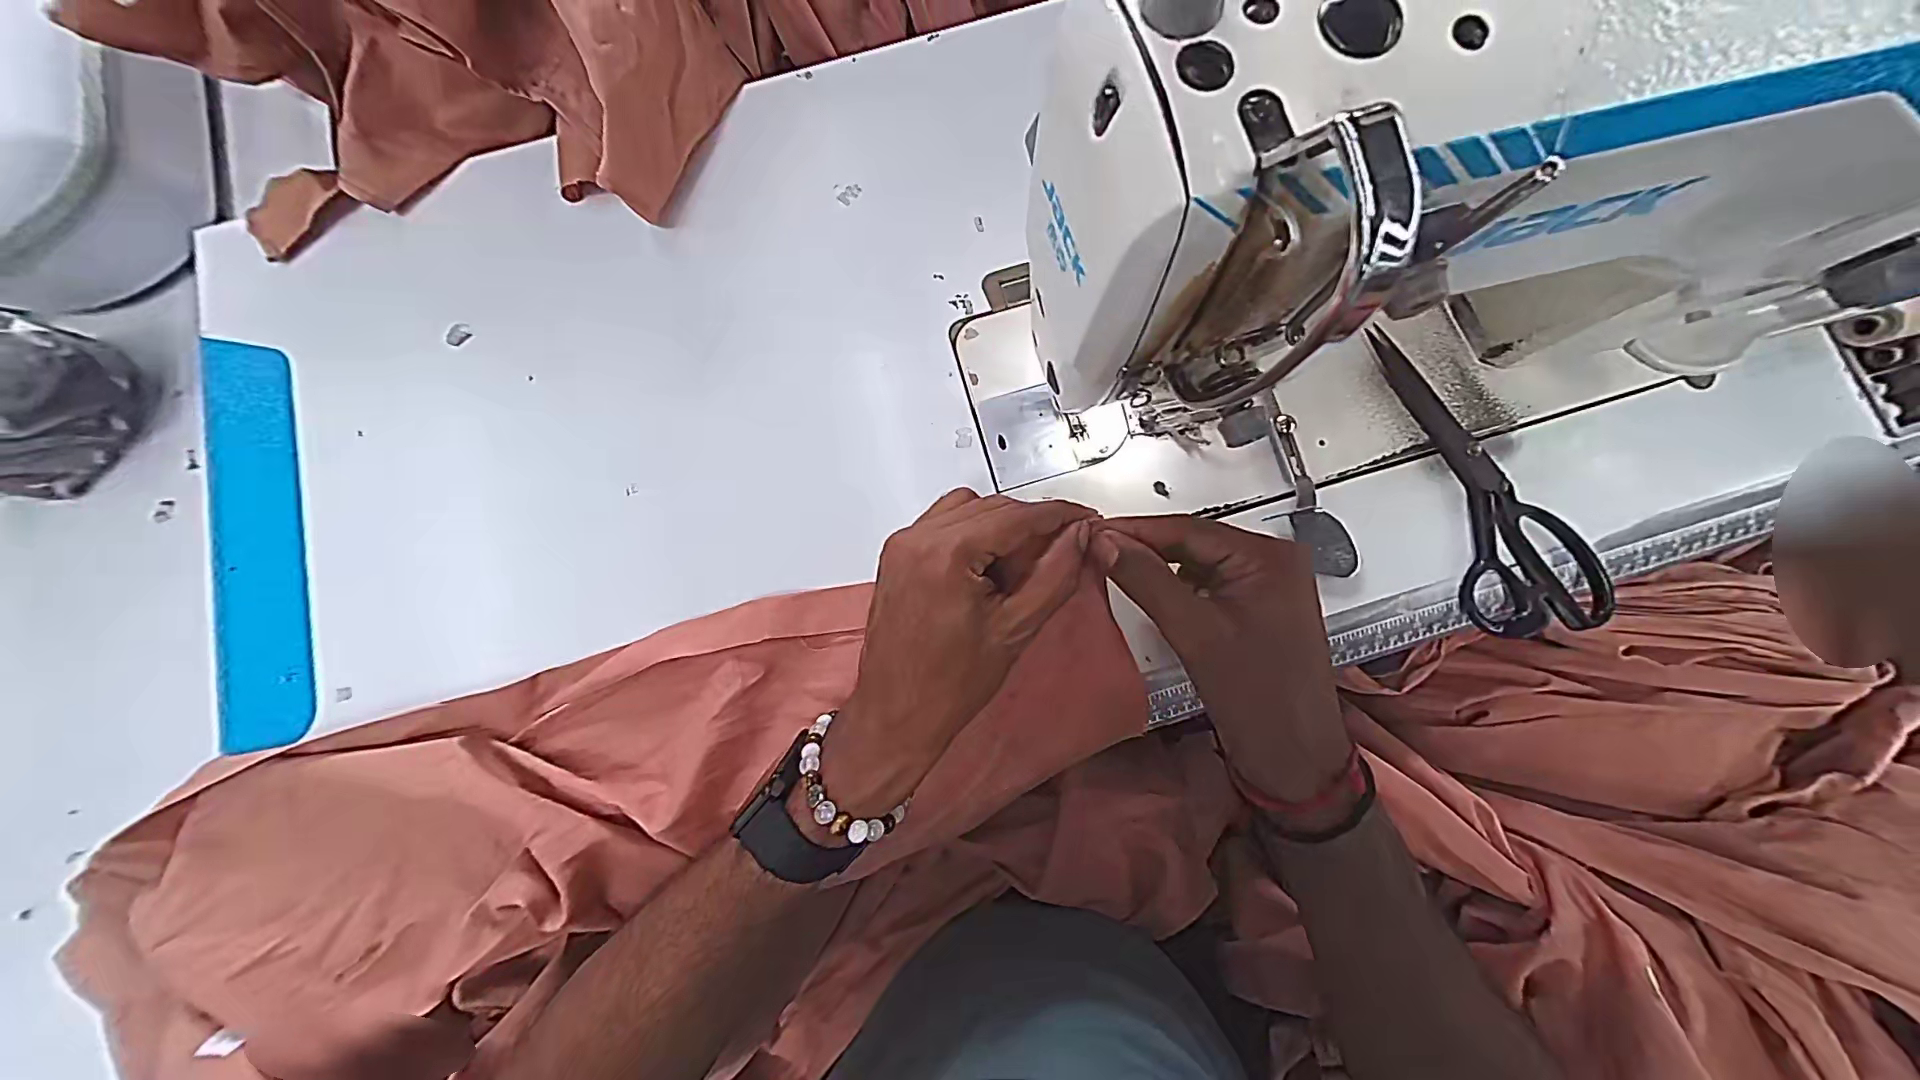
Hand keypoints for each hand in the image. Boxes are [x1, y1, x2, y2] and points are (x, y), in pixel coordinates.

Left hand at [822, 490, 1096, 815]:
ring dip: (1000, 527)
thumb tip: (1076, 537)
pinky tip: (986, 570)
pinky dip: (972, 533)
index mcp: (946, 554)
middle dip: (1030, 525)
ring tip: (1015, 572)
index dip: (1059, 515)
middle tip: (1058, 553)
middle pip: (992, 506)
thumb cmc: (946, 685)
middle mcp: (917, 540)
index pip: (1017, 514)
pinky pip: (943, 522)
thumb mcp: (1017, 628)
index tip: (1081, 519)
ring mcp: (902, 545)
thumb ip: (1056, 573)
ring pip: (968, 508)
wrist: (898, 713)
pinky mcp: (897, 555)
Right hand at [1093, 516, 1350, 801]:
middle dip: (1144, 546)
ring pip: (1196, 561)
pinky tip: (1150, 592)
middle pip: (1192, 541)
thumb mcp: (1194, 631)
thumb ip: (1147, 580)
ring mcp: (1265, 586)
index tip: (1097, 533)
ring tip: (1118, 566)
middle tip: (1100, 548)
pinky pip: (1204, 583)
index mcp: (1269, 559)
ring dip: (1157, 565)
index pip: (1187, 528)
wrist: (1293, 756)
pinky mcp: (1254, 607)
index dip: (1135, 530)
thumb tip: (1110, 544)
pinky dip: (1173, 586)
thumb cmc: (1264, 701)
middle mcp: (1273, 564)